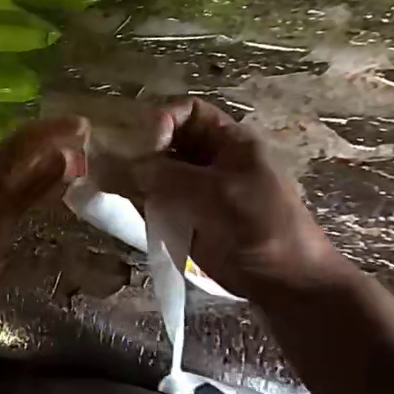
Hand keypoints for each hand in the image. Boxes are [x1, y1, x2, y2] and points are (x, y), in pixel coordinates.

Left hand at [0, 116, 89, 304]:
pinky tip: (52, 188)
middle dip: (53, 139)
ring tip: (76, 159)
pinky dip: (41, 180)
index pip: (25, 137)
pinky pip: (21, 186)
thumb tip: (65, 153)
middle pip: (23, 147)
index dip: (54, 128)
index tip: (86, 126)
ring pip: (22, 166)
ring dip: (48, 158)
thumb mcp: (5, 213)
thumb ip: (34, 184)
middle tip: (86, 140)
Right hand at [130, 98, 354, 300]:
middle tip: (114, 163)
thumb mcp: (218, 191)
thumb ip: (170, 175)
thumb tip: (124, 165)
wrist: (282, 280)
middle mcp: (209, 161)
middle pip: (167, 142)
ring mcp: (196, 192)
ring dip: (135, 177)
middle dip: (142, 149)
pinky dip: (139, 203)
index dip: (163, 119)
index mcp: (228, 142)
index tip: (143, 143)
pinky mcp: (185, 219)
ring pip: (156, 173)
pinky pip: (156, 203)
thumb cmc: (260, 225)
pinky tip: (123, 205)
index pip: (188, 113)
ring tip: (111, 184)